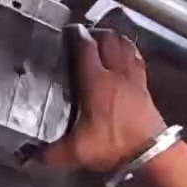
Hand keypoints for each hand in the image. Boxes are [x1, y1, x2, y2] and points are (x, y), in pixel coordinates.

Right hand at [43, 27, 166, 172]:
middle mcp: (116, 74)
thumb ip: (54, 152)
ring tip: (107, 38)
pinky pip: (138, 62)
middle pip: (109, 40)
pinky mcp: (145, 88)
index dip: (77, 36)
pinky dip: (132, 54)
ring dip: (116, 40)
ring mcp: (133, 79)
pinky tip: (129, 55)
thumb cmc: (115, 145)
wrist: (150, 153)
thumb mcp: (78, 151)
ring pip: (126, 47)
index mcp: (96, 82)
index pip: (86, 49)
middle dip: (97, 34)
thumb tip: (36, 155)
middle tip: (87, 35)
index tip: (70, 31)